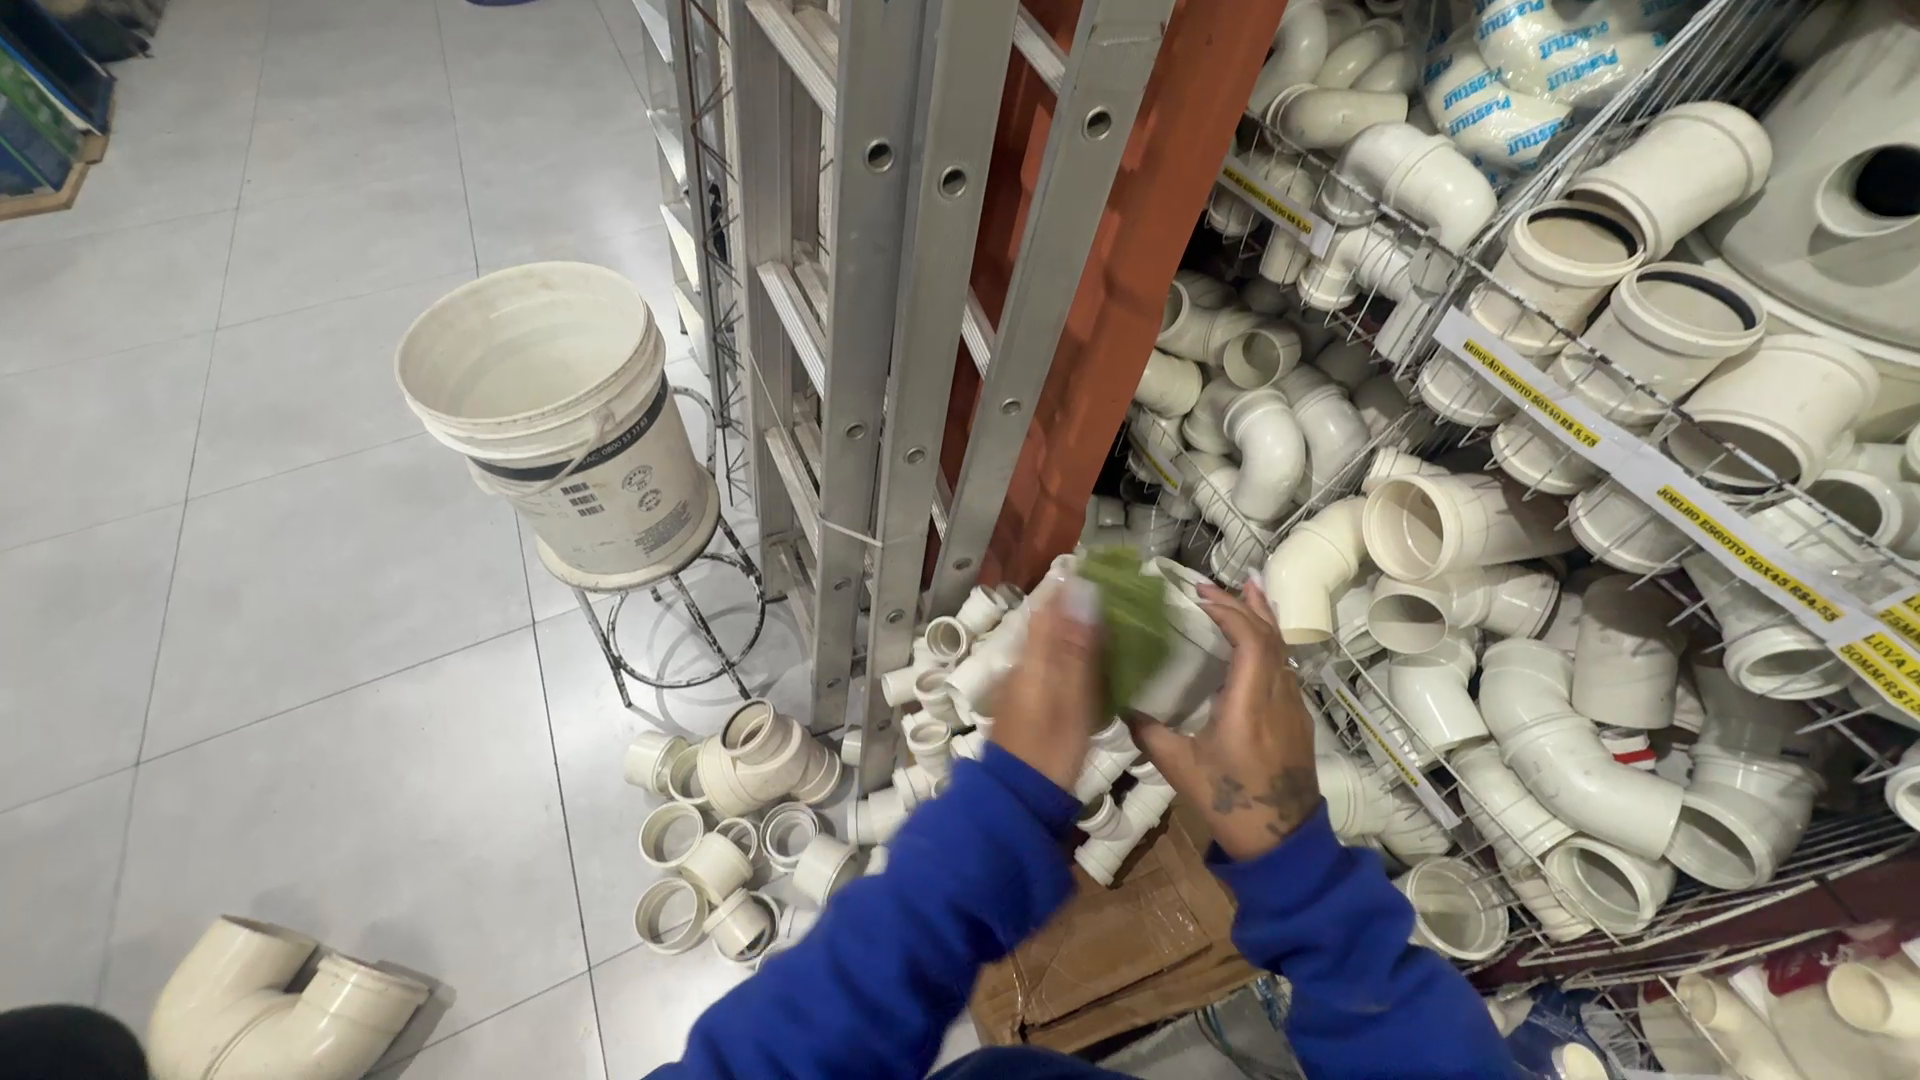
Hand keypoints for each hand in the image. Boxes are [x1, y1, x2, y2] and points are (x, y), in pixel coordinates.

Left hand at [990, 578, 1102, 791]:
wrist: (1017, 797)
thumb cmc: (1051, 749)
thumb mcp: (1072, 698)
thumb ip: (1076, 647)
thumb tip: (1083, 594)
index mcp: (1030, 659)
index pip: (1046, 608)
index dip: (1066, 587)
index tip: (1095, 573)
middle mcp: (1018, 664)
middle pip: (1043, 624)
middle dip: (1071, 607)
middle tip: (1108, 600)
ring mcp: (1016, 684)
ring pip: (1043, 644)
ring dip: (1068, 631)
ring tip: (1103, 627)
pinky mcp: (1020, 703)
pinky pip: (1043, 664)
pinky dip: (1063, 655)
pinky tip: (1083, 664)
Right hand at [1128, 580, 1318, 859]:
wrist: (1281, 840)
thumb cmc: (1228, 801)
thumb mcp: (1179, 767)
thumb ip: (1148, 732)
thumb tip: (1122, 706)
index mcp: (1249, 703)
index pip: (1250, 641)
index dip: (1229, 612)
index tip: (1200, 597)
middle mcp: (1276, 696)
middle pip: (1270, 637)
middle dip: (1244, 605)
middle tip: (1215, 585)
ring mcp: (1292, 706)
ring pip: (1283, 649)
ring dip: (1263, 618)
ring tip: (1247, 590)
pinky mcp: (1297, 718)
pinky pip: (1286, 666)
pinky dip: (1270, 641)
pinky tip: (1258, 639)